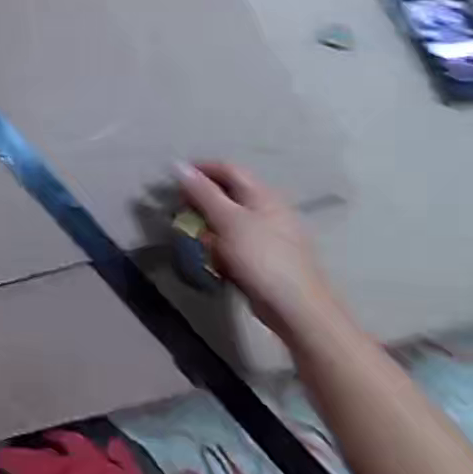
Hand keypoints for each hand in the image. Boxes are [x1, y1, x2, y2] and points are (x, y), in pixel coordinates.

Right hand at [174, 162, 336, 334]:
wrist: (298, 309)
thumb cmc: (261, 257)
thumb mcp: (227, 220)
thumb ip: (202, 192)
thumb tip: (178, 165)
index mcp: (262, 194)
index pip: (227, 168)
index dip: (200, 169)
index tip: (175, 179)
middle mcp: (268, 209)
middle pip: (228, 194)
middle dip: (202, 201)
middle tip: (181, 210)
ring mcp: (270, 234)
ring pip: (231, 219)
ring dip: (210, 226)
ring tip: (197, 239)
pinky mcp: (268, 257)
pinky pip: (238, 242)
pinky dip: (223, 245)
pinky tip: (216, 259)